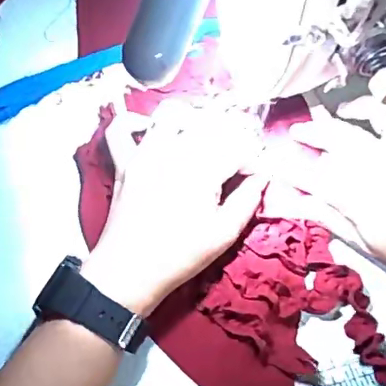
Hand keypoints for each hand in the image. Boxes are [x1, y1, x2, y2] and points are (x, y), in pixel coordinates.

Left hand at [82, 102, 266, 314]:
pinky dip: (137, 122)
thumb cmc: (179, 256)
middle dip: (232, 132)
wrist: (128, 271)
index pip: (239, 145)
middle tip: (239, 155)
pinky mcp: (125, 162)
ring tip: (205, 138)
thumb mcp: (225, 234)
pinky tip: (153, 132)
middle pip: (210, 122)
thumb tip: (261, 178)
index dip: (254, 158)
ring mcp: (145, 153)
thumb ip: (248, 199)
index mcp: (202, 169)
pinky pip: (123, 128)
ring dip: (195, 119)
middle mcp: (173, 151)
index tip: (257, 173)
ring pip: (173, 113)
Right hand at [264, 65, 385, 327]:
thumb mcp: (378, 251)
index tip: (273, 159)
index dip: (289, 166)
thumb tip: (298, 204)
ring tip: (356, 112)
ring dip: (365, 111)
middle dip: (314, 132)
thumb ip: (336, 221)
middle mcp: (382, 164)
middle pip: (338, 137)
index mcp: (360, 199)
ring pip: (382, 114)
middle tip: (300, 130)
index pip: (312, 175)